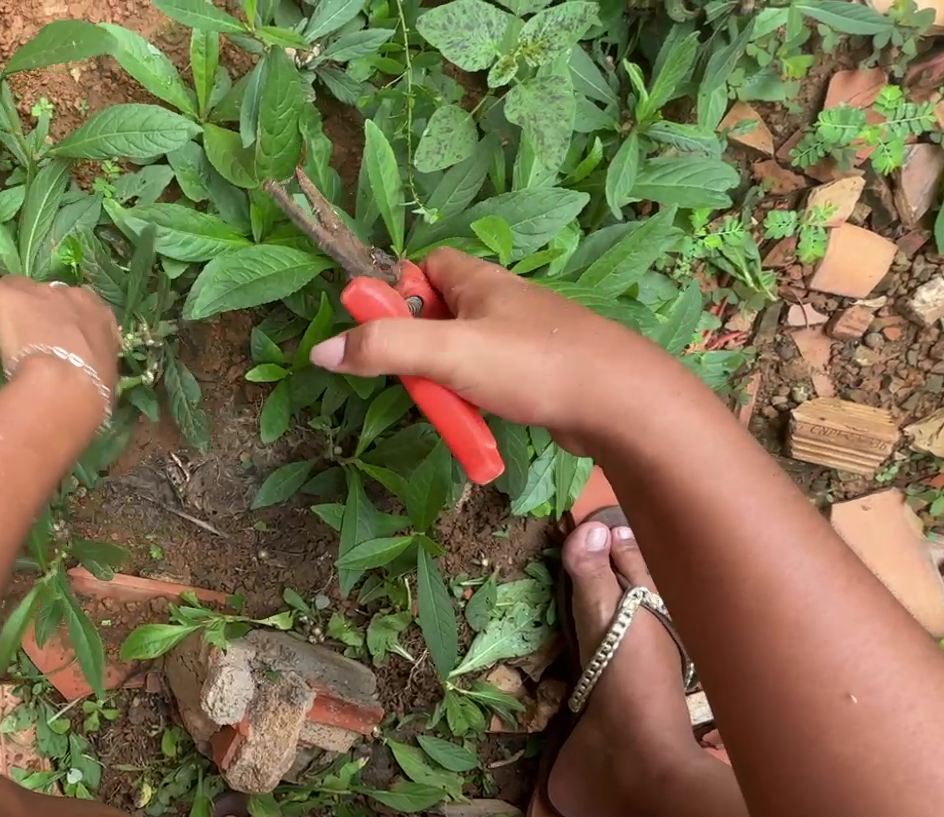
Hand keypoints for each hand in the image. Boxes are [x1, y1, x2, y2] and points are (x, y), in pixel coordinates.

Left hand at [0, 275, 121, 413]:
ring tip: (1, 318)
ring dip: (12, 300)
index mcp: (99, 316)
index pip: (82, 307)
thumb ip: (96, 369)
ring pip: (19, 286)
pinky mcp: (6, 296)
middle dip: (40, 307)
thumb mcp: (105, 378)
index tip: (59, 334)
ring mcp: (38, 293)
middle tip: (30, 330)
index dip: (68, 319)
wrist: (67, 385)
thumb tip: (91, 380)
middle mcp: (71, 296)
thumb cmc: (92, 389)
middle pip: (50, 294)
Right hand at [307, 249, 690, 450]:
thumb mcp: (448, 353)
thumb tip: (321, 350)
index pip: (423, 269)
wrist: (622, 406)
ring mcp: (518, 338)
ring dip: (444, 384)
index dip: (396, 295)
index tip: (381, 331)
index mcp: (478, 281)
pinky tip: (478, 419)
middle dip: (416, 352)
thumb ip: (384, 348)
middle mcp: (498, 302)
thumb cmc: (533, 365)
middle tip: (415, 381)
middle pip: (436, 317)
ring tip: (450, 408)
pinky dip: (472, 400)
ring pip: (458, 355)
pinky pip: (484, 380)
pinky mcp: (533, 373)